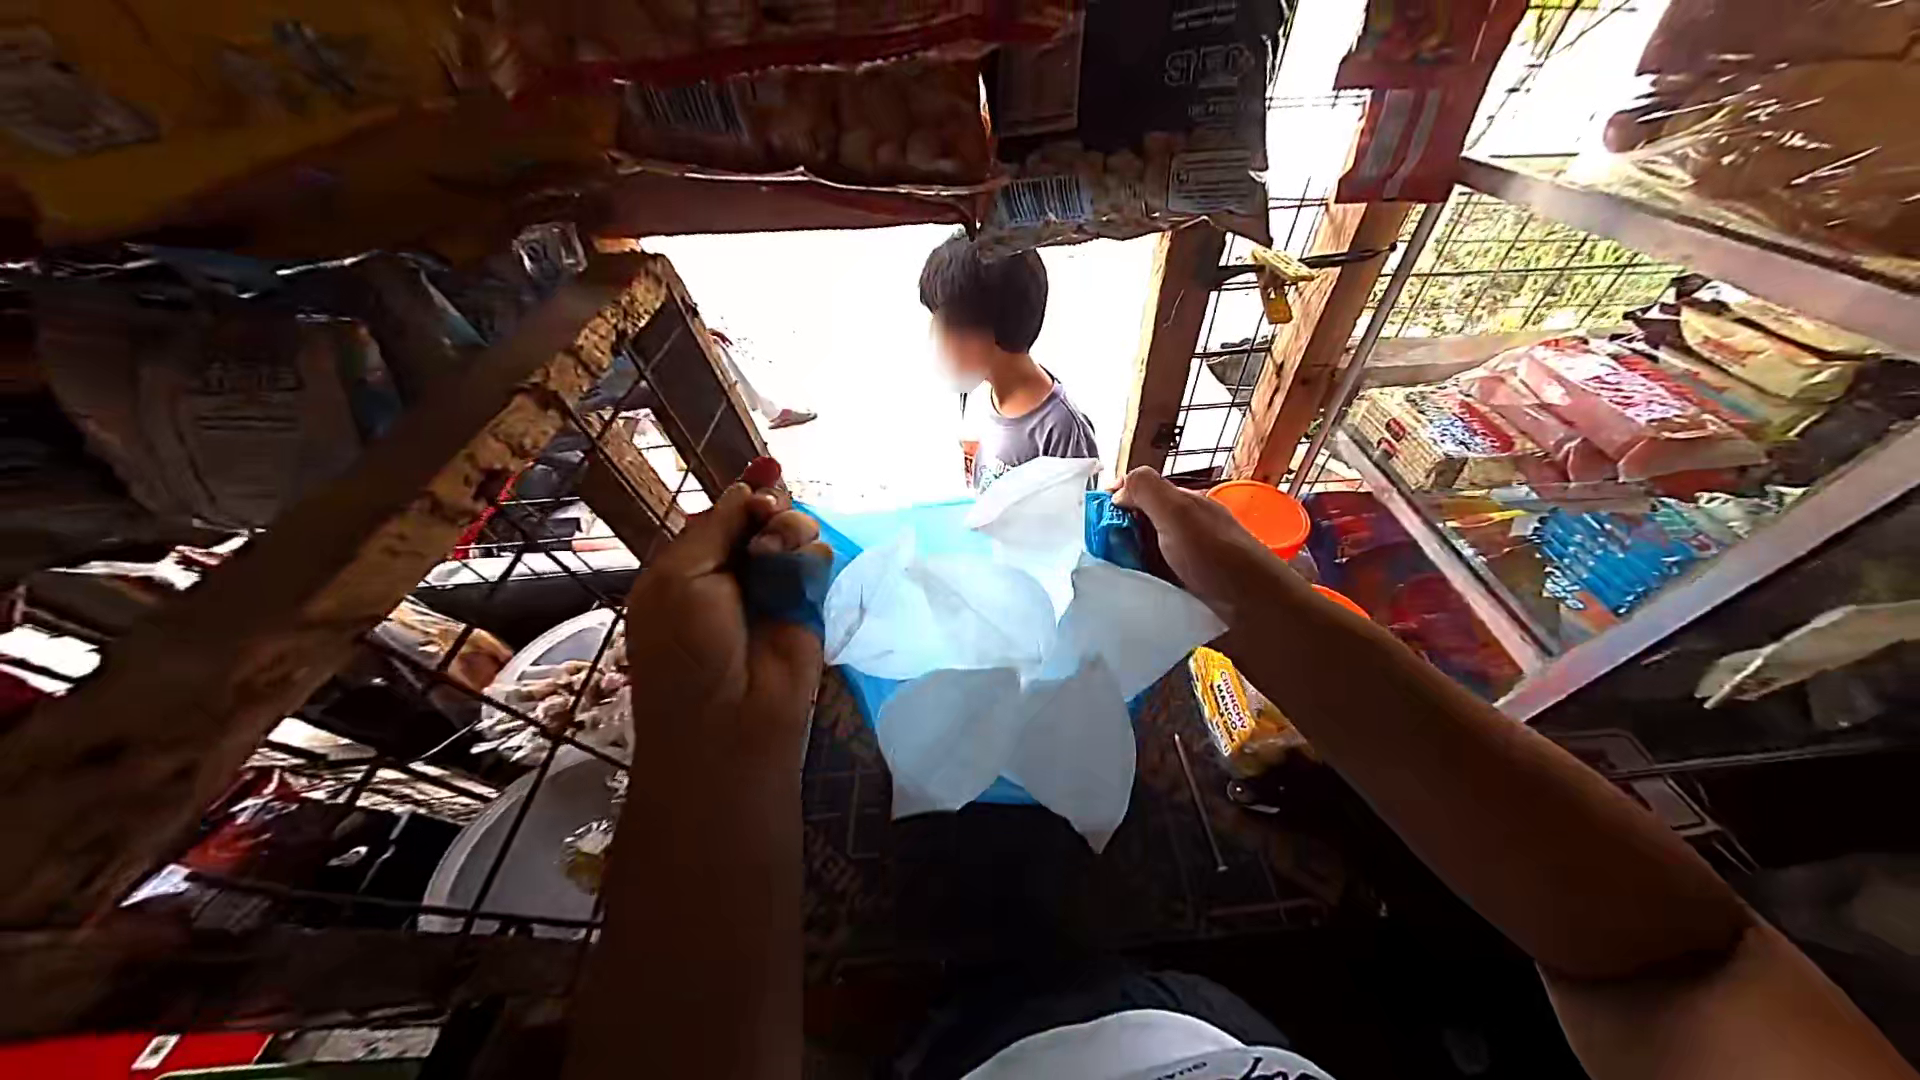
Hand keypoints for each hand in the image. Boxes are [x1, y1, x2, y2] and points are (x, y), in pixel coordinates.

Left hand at [624, 461, 827, 766]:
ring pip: (795, 534)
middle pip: (764, 518)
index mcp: (691, 565)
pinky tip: (801, 574)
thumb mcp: (680, 578)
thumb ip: (715, 528)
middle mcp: (734, 573)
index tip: (767, 473)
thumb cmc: (687, 649)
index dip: (745, 494)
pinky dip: (812, 558)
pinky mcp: (810, 606)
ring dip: (791, 531)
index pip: (724, 515)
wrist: (731, 720)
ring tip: (778, 553)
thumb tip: (746, 491)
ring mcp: (775, 590)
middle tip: (768, 520)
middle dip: (770, 509)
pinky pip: (818, 562)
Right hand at [1112, 466, 1315, 631]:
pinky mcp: (1182, 594)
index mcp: (1186, 506)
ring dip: (1122, 563)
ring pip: (1139, 555)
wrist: (1258, 619)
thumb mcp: (1180, 514)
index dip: (1116, 500)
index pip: (1141, 492)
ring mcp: (1183, 564)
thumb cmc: (1218, 561)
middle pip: (1136, 524)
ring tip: (1105, 577)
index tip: (1095, 519)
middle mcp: (1184, 531)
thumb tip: (1117, 491)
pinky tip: (1124, 594)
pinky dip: (1135, 585)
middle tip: (1099, 553)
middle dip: (1114, 534)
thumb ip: (1147, 490)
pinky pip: (1148, 582)